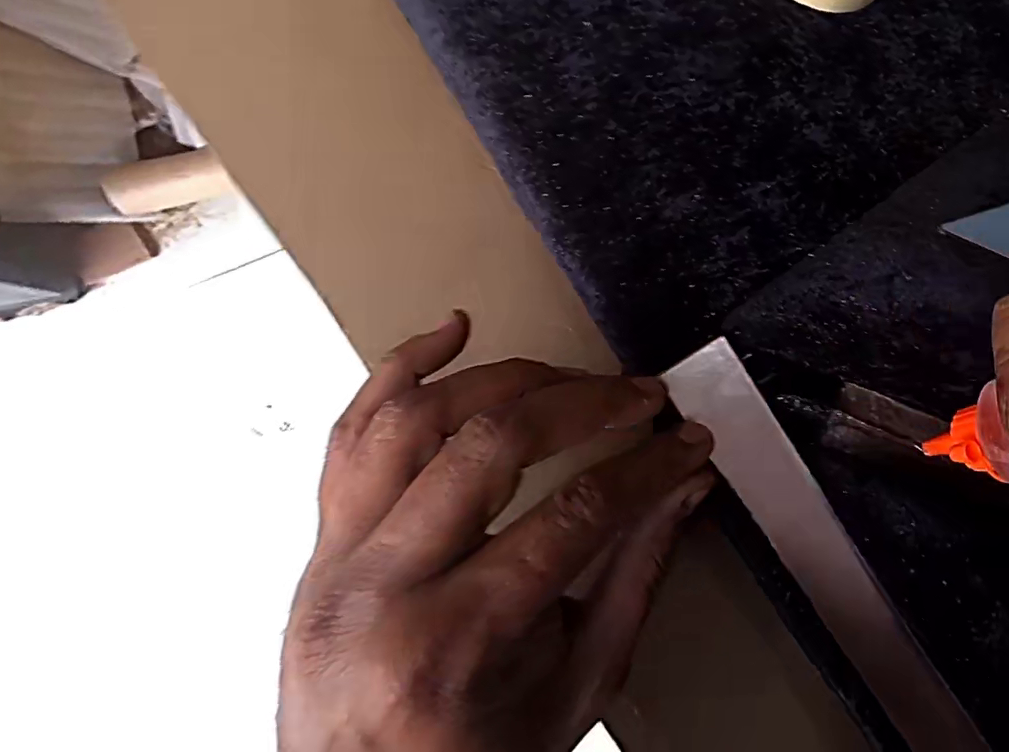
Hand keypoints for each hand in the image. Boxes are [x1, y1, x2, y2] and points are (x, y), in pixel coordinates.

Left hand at [280, 312, 716, 751]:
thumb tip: (686, 486)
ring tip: (572, 375)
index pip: (575, 513)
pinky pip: (350, 434)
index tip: (688, 443)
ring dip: (511, 376)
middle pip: (494, 443)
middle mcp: (376, 592)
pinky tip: (454, 331)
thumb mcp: (583, 678)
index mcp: (452, 643)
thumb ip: (641, 569)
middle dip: (588, 403)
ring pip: (417, 418)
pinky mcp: (320, 544)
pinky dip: (403, 367)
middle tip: (643, 397)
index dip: (649, 467)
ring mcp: (334, 561)